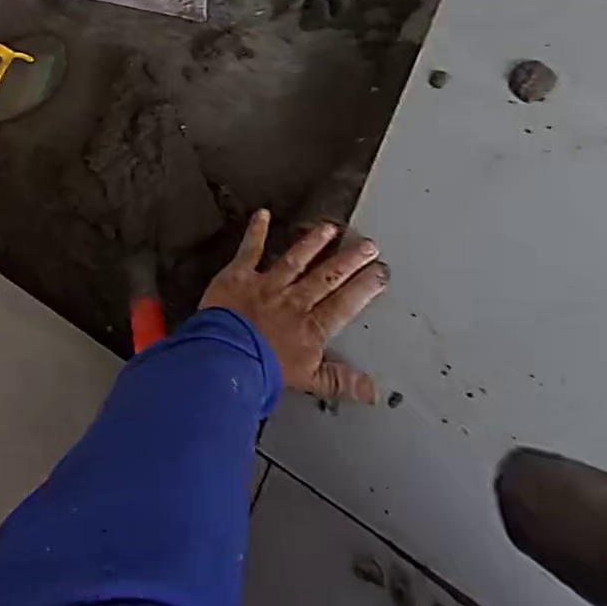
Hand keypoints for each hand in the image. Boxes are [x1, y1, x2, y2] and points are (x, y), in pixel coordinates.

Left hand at [199, 210, 388, 403]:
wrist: (226, 358)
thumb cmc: (262, 372)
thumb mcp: (306, 380)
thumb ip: (339, 381)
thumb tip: (372, 391)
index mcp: (310, 327)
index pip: (344, 304)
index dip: (364, 287)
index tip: (380, 272)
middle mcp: (293, 301)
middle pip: (327, 276)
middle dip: (350, 260)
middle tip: (368, 245)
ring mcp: (267, 284)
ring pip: (296, 258)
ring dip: (314, 242)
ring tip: (330, 228)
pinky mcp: (240, 275)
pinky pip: (251, 250)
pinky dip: (256, 231)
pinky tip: (262, 214)